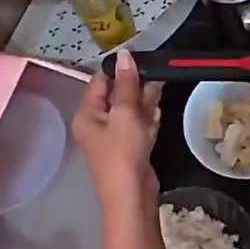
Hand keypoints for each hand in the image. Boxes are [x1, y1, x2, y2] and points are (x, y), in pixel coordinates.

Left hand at [73, 50, 165, 200]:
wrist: (131, 194)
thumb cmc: (123, 151)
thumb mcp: (126, 113)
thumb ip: (128, 84)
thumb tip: (125, 54)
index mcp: (87, 114)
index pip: (100, 82)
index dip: (118, 69)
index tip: (141, 57)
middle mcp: (96, 124)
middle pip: (115, 95)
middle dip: (135, 84)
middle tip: (157, 71)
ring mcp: (113, 137)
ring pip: (129, 110)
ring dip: (144, 99)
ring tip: (162, 85)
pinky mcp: (129, 147)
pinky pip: (137, 125)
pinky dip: (147, 116)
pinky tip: (158, 109)